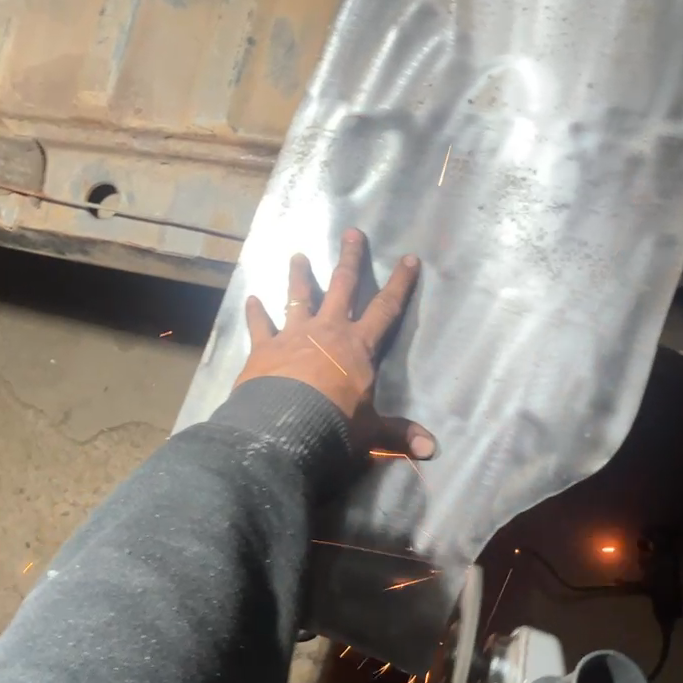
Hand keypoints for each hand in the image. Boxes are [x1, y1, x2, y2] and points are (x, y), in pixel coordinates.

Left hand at [234, 228, 435, 459]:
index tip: (409, 259)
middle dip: (349, 259)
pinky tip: (251, 298)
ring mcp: (293, 336)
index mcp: (358, 347)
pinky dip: (255, 313)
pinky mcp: (264, 349)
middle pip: (341, 287)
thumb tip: (432, 450)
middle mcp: (327, 331)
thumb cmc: (334, 425)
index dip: (399, 285)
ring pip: (298, 297)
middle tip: (352, 232)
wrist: (284, 429)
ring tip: (297, 255)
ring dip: (299, 276)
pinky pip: (260, 326)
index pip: (385, 309)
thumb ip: (399, 435)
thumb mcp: (371, 432)